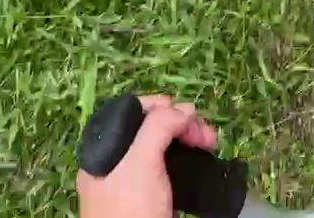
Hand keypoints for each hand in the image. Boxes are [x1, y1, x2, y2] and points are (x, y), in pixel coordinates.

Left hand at [77, 95, 218, 217]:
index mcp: (103, 151)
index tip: (187, 114)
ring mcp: (133, 180)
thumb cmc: (131, 210)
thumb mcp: (141, 162)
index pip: (133, 110)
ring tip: (209, 145)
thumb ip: (159, 126)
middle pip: (153, 125)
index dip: (162, 105)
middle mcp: (115, 162)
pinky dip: (188, 155)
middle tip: (206, 135)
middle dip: (183, 122)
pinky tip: (201, 158)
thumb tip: (184, 110)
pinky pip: (170, 163)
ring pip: (165, 143)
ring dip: (190, 136)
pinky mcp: (149, 195)